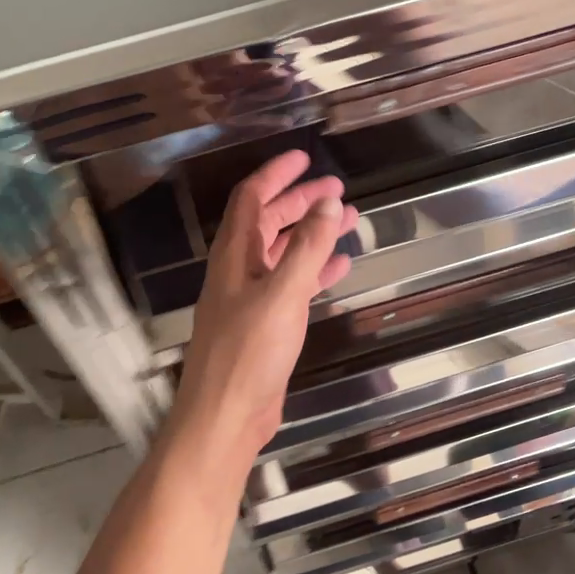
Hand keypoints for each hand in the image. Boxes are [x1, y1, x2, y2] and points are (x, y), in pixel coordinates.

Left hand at [168, 151, 358, 466]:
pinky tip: (340, 265)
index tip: (304, 158)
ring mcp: (251, 296)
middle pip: (269, 220)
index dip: (276, 174)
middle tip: (337, 188)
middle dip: (301, 201)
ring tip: (348, 219)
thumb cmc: (247, 351)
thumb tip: (327, 202)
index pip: (251, 197)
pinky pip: (292, 282)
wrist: (225, 416)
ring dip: (312, 233)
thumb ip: (306, 248)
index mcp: (234, 253)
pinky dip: (314, 269)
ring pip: (284, 251)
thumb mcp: (281, 293)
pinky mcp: (265, 323)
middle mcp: (239, 268)